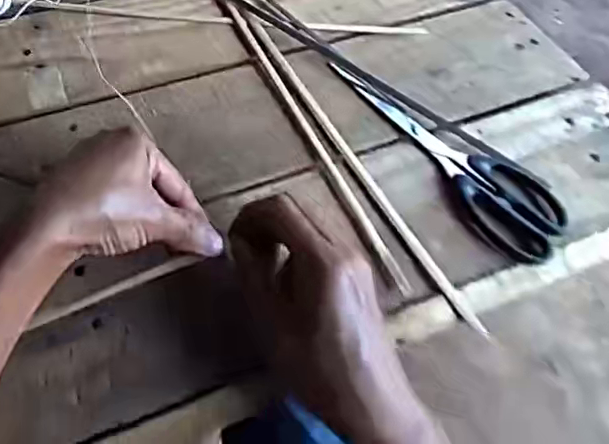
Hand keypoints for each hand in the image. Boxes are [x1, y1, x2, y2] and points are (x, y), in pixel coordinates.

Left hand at [26, 128, 223, 258]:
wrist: (45, 228)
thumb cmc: (105, 212)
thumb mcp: (153, 222)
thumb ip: (187, 229)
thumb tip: (217, 243)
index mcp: (138, 140)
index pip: (176, 181)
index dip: (190, 213)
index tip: (200, 238)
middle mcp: (113, 139)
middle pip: (152, 183)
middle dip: (165, 213)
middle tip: (176, 242)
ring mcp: (87, 156)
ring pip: (128, 188)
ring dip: (141, 213)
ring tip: (147, 240)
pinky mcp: (68, 175)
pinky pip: (104, 191)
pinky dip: (115, 210)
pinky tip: (115, 231)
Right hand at [229, 195, 445, 443]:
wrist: (374, 402)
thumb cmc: (319, 370)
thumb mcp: (274, 327)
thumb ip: (253, 276)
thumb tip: (239, 241)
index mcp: (323, 258)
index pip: (282, 208)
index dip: (251, 214)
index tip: (234, 236)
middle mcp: (344, 245)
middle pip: (299, 205)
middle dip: (266, 219)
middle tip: (246, 247)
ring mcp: (357, 253)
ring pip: (312, 216)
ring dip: (284, 228)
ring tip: (265, 261)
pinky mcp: (361, 266)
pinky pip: (325, 234)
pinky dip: (302, 239)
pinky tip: (291, 273)